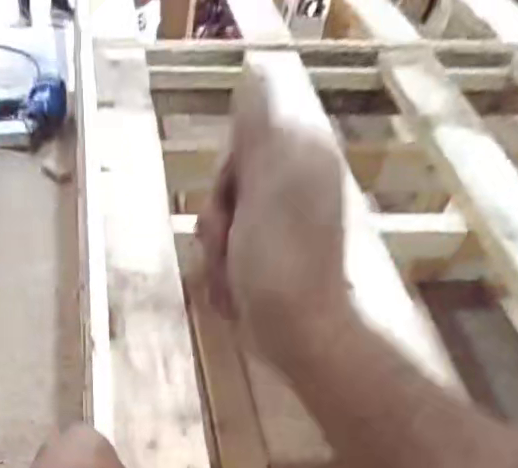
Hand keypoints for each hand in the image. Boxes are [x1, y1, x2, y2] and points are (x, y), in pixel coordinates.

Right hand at [197, 56, 354, 359]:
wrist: (300, 336)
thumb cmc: (281, 262)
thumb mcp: (269, 179)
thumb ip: (260, 128)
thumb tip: (255, 81)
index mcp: (300, 163)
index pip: (241, 146)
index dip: (225, 177)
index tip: (232, 204)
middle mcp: (292, 197)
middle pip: (226, 193)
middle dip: (216, 227)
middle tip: (229, 250)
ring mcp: (280, 241)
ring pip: (221, 236)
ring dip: (216, 263)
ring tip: (233, 284)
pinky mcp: (267, 277)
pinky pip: (228, 268)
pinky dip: (224, 286)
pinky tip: (235, 302)